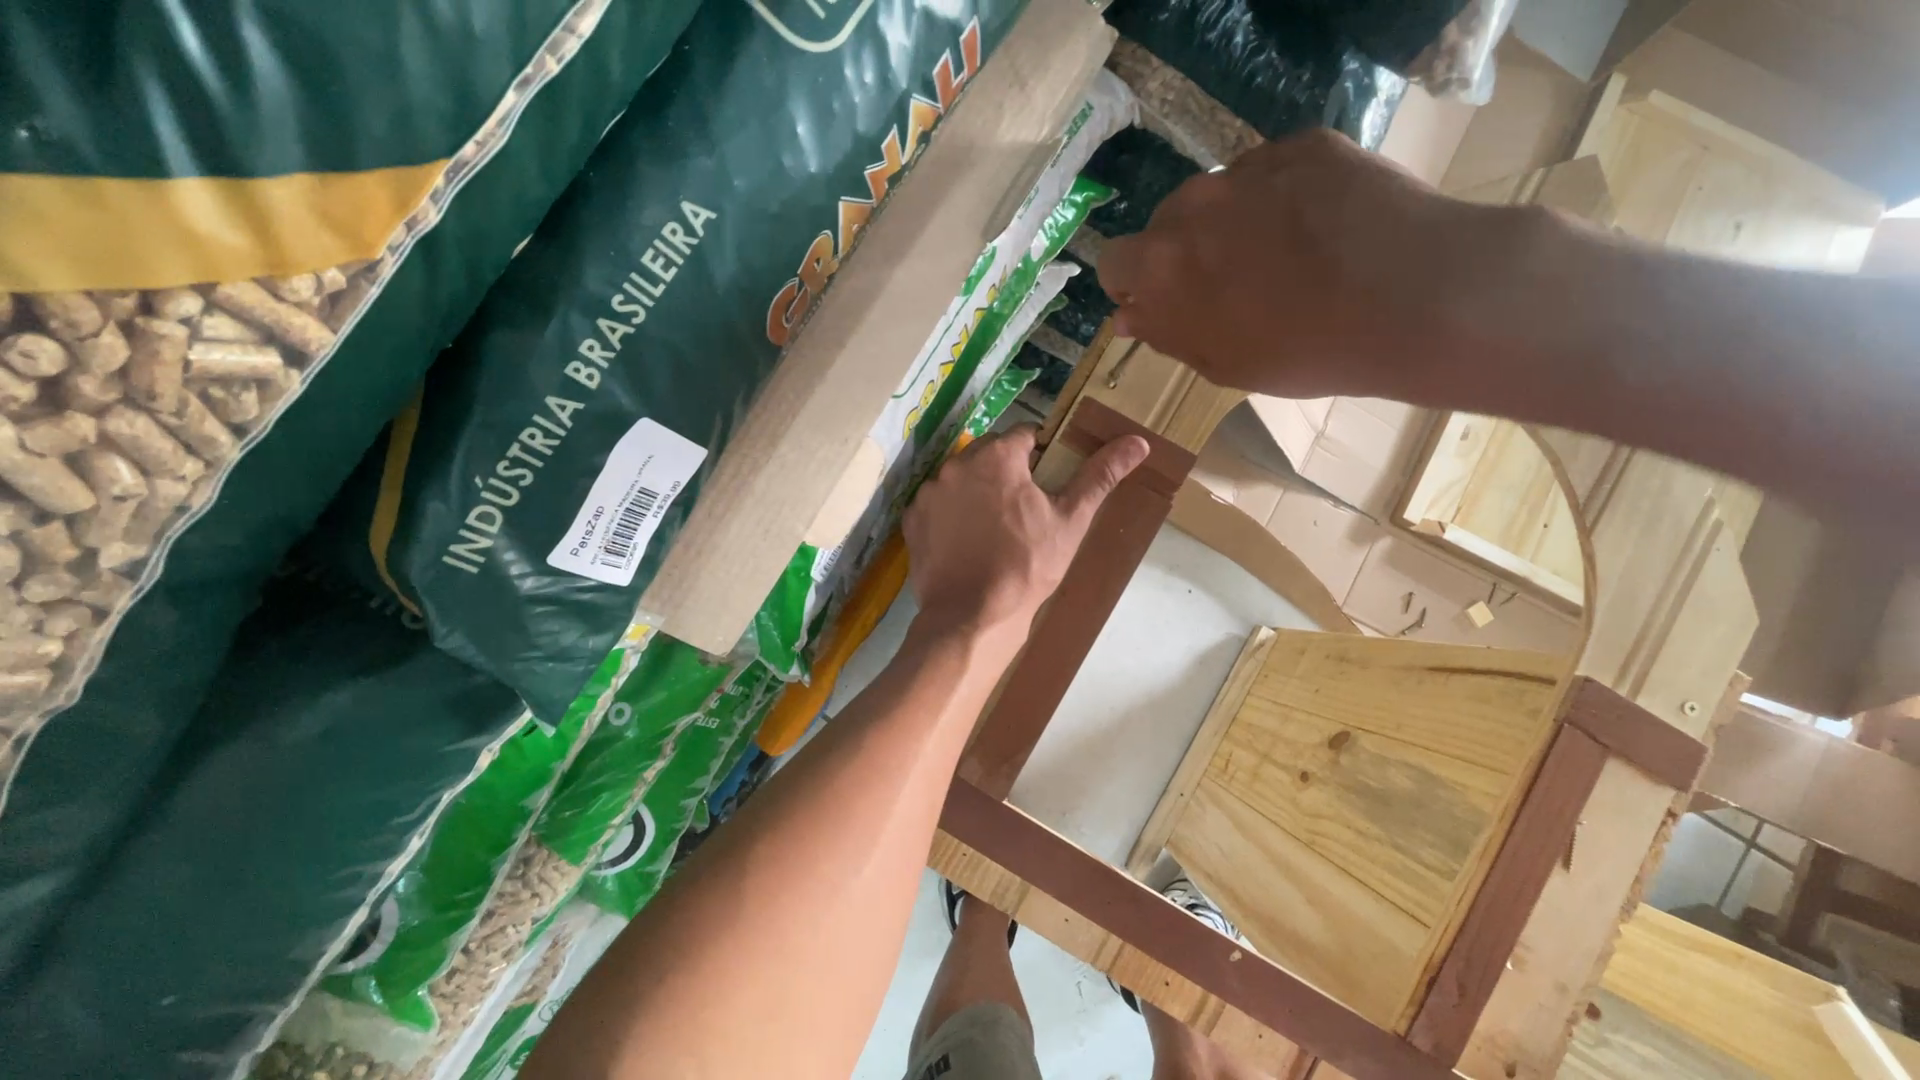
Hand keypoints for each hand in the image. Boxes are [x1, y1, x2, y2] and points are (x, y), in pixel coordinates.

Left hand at [903, 426, 1148, 635]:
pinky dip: (951, 514)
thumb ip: (1100, 476)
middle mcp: (957, 463)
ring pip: (961, 478)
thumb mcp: (1071, 520)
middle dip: (1007, 473)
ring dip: (977, 491)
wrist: (972, 616)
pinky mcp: (912, 518)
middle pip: (990, 454)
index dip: (1040, 457)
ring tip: (993, 530)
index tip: (1046, 486)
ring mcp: (929, 491)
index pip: (1026, 435)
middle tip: (1023, 511)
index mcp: (998, 456)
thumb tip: (1137, 442)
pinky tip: (965, 542)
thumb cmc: (1028, 566)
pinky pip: (937, 504)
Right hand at [1097, 129, 1499, 402]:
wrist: (1416, 298)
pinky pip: (1274, 170)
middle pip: (1168, 223)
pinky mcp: (1305, 144)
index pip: (1115, 262)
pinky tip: (1326, 227)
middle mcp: (1194, 204)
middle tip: (1235, 284)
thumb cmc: (1309, 351)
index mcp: (1163, 265)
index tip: (1164, 301)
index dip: (1135, 284)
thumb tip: (1129, 315)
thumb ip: (1167, 333)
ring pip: (1221, 194)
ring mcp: (1250, 167)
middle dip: (1186, 251)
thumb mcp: (1225, 364)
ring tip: (1287, 253)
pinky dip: (1285, 195)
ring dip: (1234, 221)